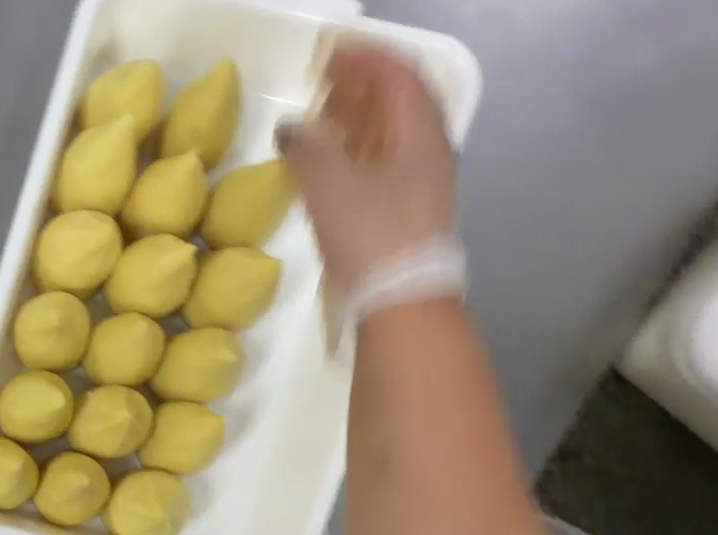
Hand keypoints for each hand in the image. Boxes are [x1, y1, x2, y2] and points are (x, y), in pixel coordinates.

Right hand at [280, 42, 458, 301]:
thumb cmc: (370, 236)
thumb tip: (290, 128)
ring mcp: (418, 183)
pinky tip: (330, 160)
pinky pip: (380, 163)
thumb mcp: (330, 187)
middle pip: (396, 103)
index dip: (365, 58)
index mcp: (420, 135)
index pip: (398, 76)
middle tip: (321, 81)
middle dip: (359, 86)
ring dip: (355, 118)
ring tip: (321, 116)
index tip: (329, 53)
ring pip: (387, 135)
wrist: (400, 299)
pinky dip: (354, 150)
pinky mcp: (402, 212)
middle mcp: (427, 152)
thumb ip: (307, 150)